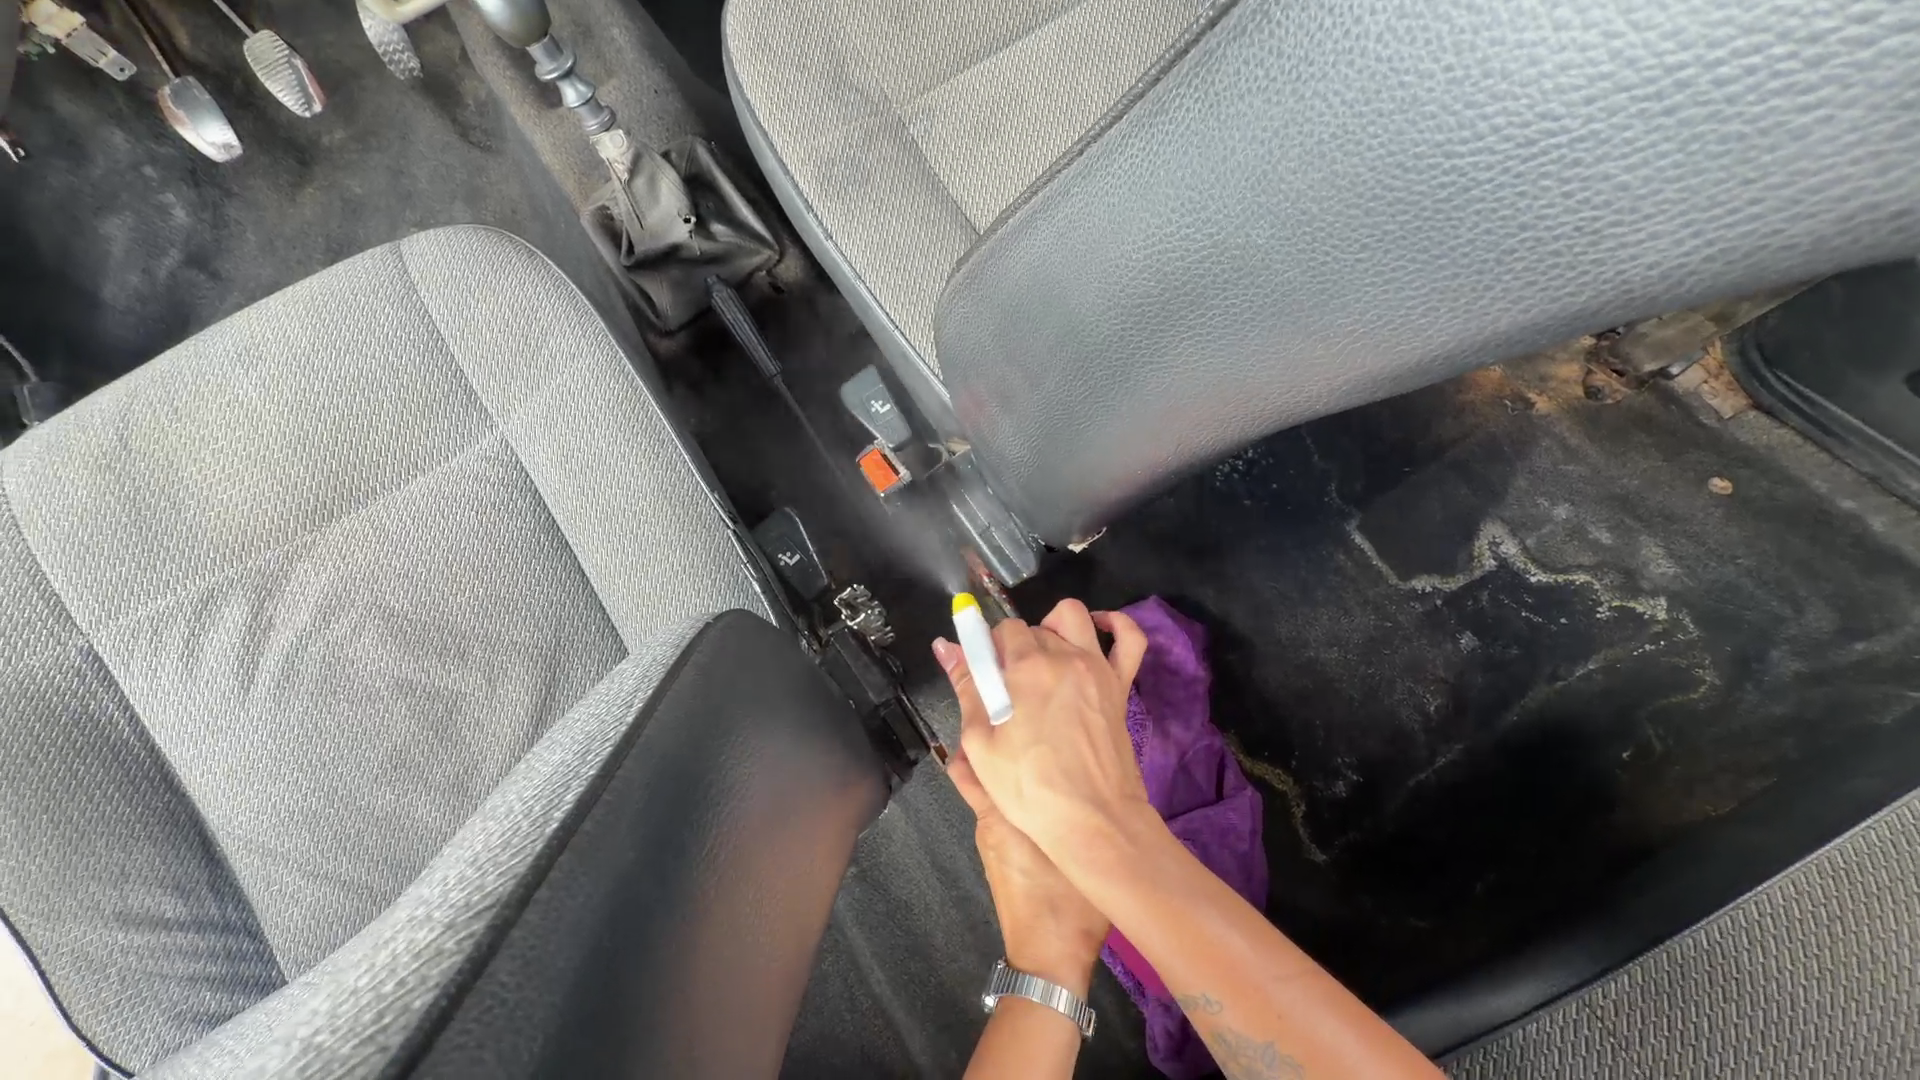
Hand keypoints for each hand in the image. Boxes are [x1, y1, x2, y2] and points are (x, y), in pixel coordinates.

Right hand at [942, 599, 1155, 877]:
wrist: (1093, 821)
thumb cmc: (1029, 789)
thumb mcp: (981, 743)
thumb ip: (967, 686)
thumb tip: (945, 646)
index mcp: (1026, 668)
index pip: (1004, 630)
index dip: (990, 649)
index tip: (987, 676)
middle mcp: (1064, 656)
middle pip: (1034, 628)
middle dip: (1017, 646)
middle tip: (1010, 686)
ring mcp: (1097, 668)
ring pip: (1075, 617)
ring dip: (1054, 625)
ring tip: (1045, 656)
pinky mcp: (1121, 685)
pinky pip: (1130, 638)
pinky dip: (1115, 625)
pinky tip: (1097, 630)